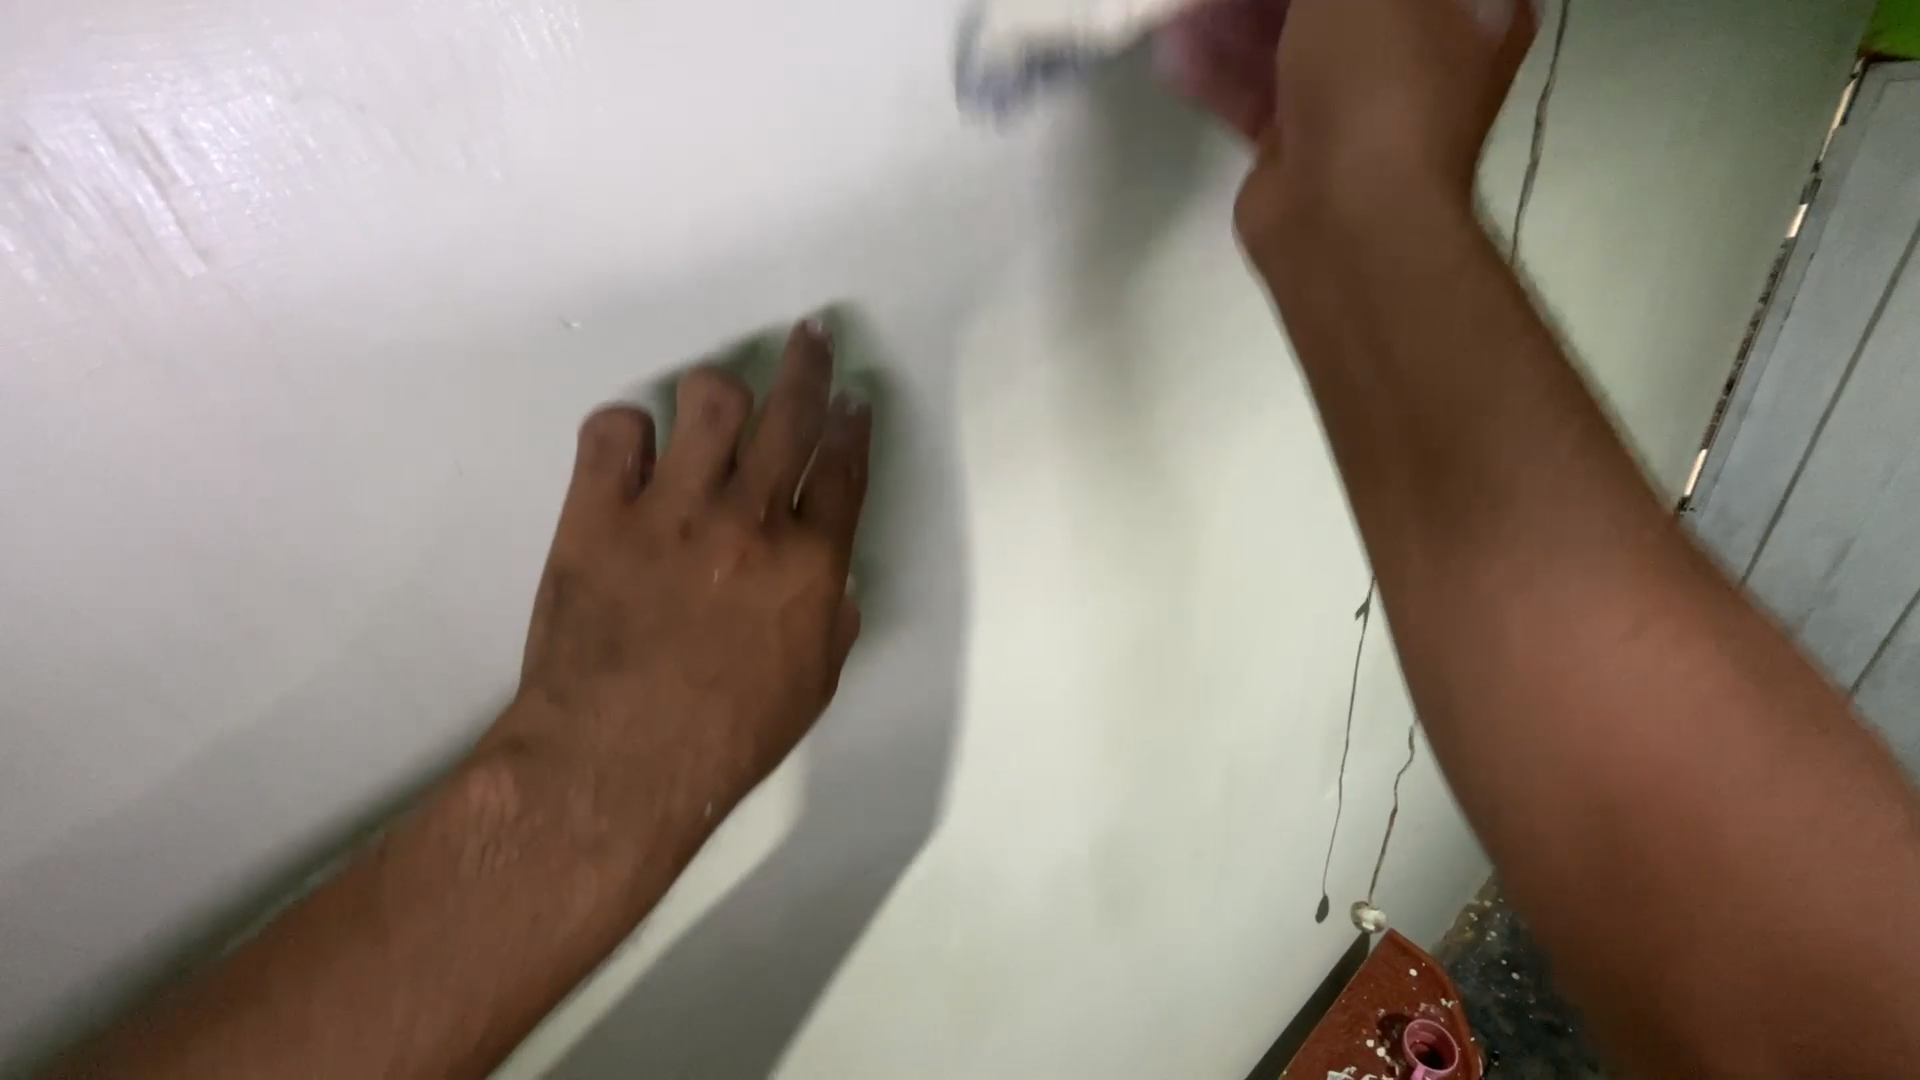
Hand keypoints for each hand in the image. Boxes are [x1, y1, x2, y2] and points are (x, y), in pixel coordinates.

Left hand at [494, 320, 869, 834]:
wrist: (614, 763)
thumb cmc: (728, 734)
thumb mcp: (813, 683)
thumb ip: (832, 614)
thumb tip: (831, 575)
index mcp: (809, 564)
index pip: (844, 469)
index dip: (854, 425)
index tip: (853, 398)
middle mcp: (749, 519)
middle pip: (791, 415)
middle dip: (809, 365)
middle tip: (812, 337)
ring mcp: (671, 510)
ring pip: (707, 402)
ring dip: (720, 393)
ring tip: (718, 402)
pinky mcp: (597, 514)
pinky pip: (613, 431)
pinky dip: (628, 430)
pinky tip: (636, 450)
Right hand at [1157, 0, 1534, 251]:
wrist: (1345, 219)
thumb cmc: (1379, 76)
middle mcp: (1413, 47)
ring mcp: (1350, 103)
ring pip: (1287, 41)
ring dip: (1234, 16)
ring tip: (1180, 1)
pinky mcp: (1297, 147)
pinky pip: (1255, 94)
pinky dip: (1218, 71)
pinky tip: (1173, 50)